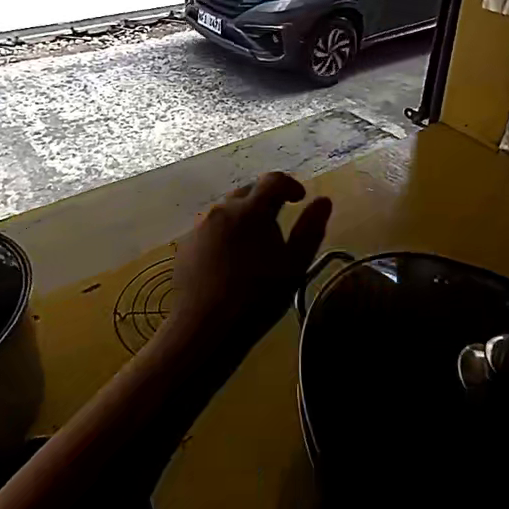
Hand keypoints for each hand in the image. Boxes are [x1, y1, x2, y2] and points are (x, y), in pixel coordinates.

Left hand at [167, 172, 330, 347]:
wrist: (206, 328)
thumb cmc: (258, 296)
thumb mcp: (295, 265)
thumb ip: (310, 228)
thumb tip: (323, 200)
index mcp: (252, 210)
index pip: (274, 180)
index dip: (290, 185)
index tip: (300, 199)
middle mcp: (223, 209)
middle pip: (248, 192)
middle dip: (265, 200)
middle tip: (278, 224)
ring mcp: (200, 226)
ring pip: (227, 210)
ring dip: (243, 217)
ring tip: (253, 243)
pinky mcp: (185, 245)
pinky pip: (210, 228)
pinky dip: (224, 233)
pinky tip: (229, 260)